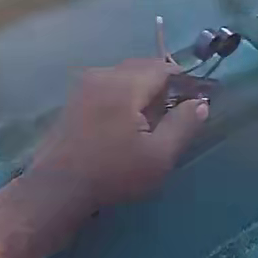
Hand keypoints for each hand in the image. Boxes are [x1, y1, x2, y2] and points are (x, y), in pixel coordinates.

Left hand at [29, 59, 206, 210]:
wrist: (57, 190)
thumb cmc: (114, 173)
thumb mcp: (160, 155)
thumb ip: (184, 124)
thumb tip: (200, 102)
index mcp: (126, 84)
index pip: (164, 67)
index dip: (185, 80)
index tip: (196, 99)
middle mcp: (103, 75)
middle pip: (143, 67)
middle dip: (164, 84)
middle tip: (177, 111)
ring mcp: (84, 86)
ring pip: (124, 76)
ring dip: (143, 89)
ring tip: (152, 119)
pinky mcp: (73, 100)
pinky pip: (108, 86)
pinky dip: (124, 96)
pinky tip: (126, 123)